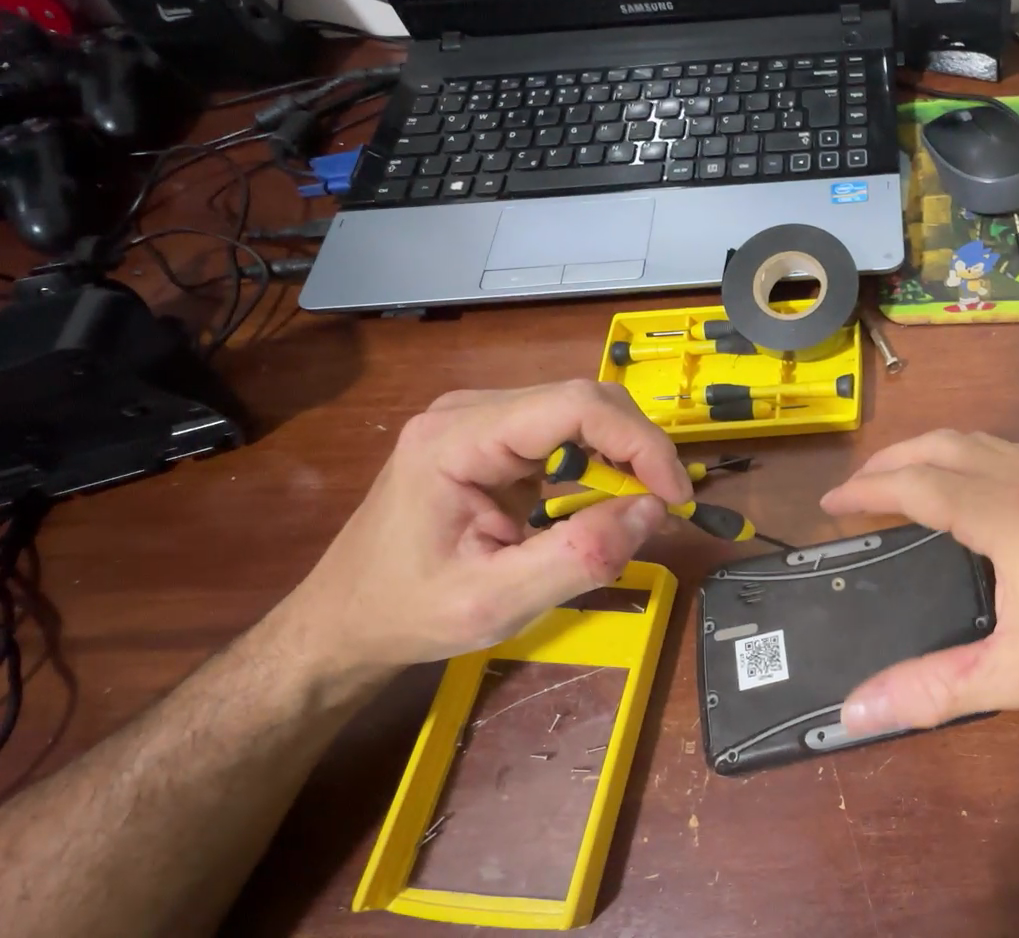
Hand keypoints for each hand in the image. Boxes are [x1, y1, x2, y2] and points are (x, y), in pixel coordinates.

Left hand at [273, 381, 691, 677]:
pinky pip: (569, 430)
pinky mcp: (493, 437)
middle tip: (664, 503)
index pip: (577, 406)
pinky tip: (610, 496)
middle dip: (639, 447)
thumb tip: (654, 510)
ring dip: (626, 453)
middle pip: (586, 400)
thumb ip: (579, 556)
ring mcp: (480, 419)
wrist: (344, 619)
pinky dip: (604, 459)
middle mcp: (469, 411)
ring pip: (584, 411)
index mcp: (457, 439)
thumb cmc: (408, 613)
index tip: (674, 495)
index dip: (640, 442)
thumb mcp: (495, 603)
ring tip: (642, 504)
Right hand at [819, 431, 1018, 734]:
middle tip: (860, 486)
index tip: (829, 502)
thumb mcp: (1014, 674)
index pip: (916, 484)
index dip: (867, 488)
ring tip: (908, 478)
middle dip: (893, 457)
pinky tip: (980, 484)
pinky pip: (1012, 450)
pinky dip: (974, 454)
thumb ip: (932, 691)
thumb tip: (854, 711)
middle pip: (944, 445)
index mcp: (1002, 515)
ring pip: (982, 440)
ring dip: (935, 449)